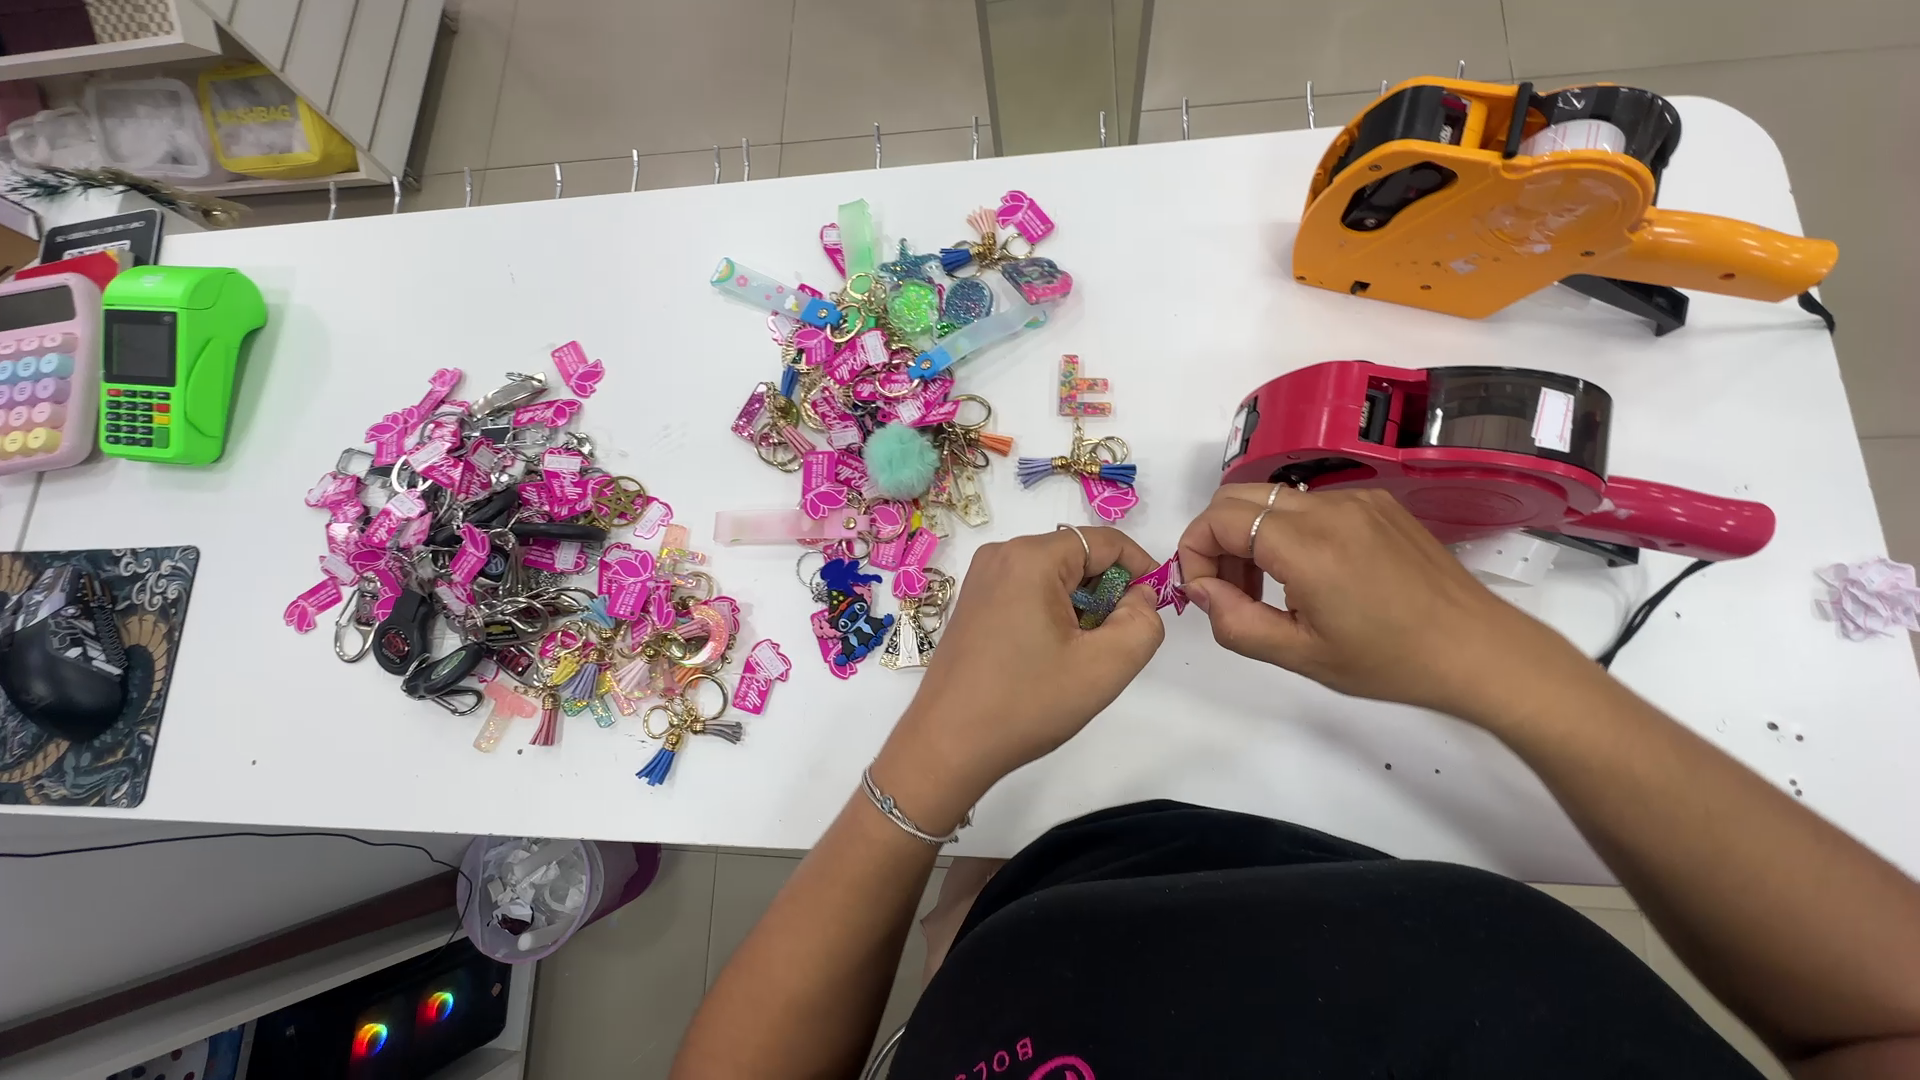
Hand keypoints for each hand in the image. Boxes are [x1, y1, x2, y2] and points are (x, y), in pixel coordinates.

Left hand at [874, 527, 1164, 828]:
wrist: (948, 744)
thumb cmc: (1027, 703)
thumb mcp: (1104, 666)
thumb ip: (1143, 623)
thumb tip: (1141, 596)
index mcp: (1030, 557)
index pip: (1105, 542)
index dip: (1141, 570)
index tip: (1153, 611)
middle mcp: (1001, 555)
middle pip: (1077, 557)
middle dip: (1107, 593)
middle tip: (1112, 645)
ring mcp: (981, 579)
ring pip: (1053, 577)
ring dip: (1080, 608)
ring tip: (1079, 657)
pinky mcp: (972, 603)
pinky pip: (1027, 591)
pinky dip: (1052, 614)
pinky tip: (1050, 657)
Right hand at [1176, 484, 1585, 719]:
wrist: (1480, 650)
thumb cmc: (1389, 661)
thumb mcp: (1300, 656)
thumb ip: (1235, 623)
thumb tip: (1200, 589)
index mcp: (1308, 546)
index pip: (1218, 519)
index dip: (1194, 551)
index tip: (1205, 593)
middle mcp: (1328, 508)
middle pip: (1236, 497)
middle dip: (1215, 540)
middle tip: (1228, 590)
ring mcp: (1356, 500)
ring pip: (1270, 498)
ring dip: (1249, 536)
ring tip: (1267, 589)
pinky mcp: (1377, 504)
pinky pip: (1307, 504)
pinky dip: (1285, 531)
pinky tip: (1308, 575)